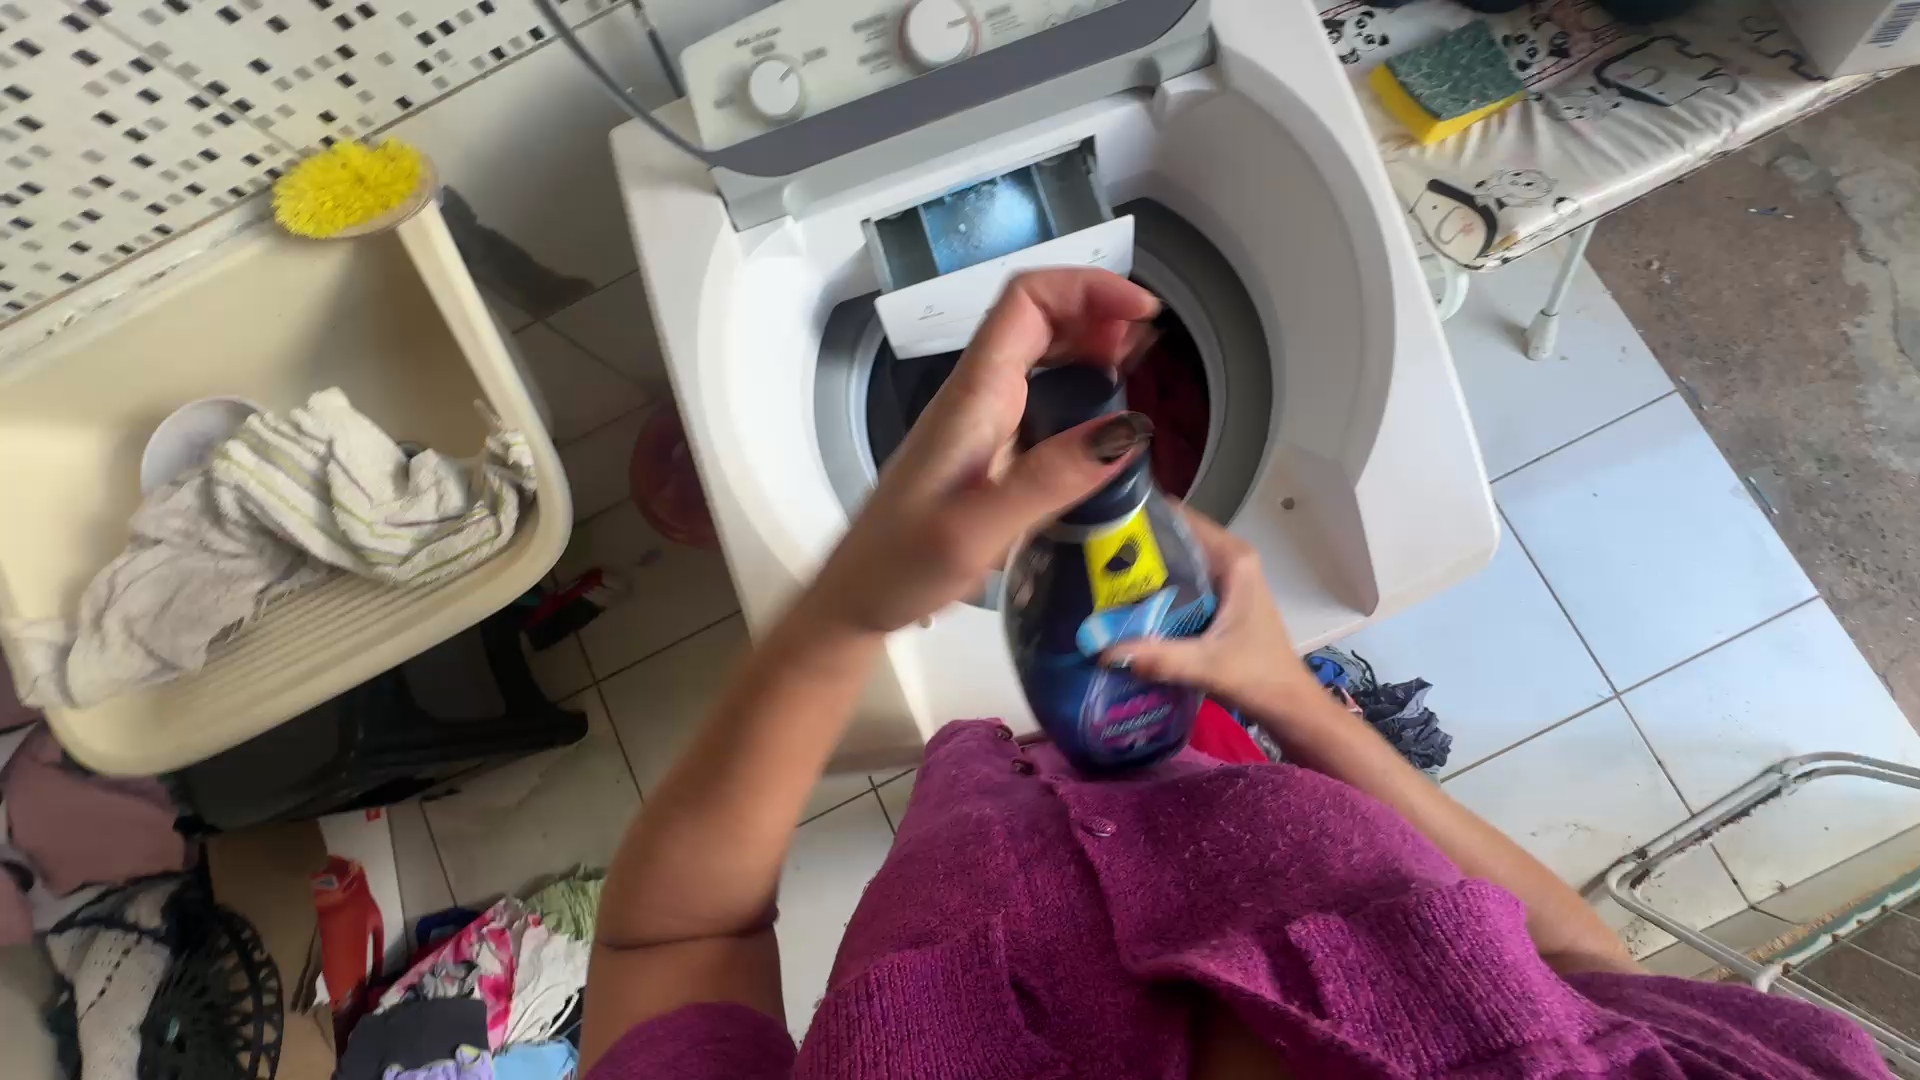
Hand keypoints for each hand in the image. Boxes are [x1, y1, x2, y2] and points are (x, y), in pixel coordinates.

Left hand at [800, 269, 1160, 633]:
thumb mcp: (977, 530)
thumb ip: (1049, 480)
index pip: (1026, 302)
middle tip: (1149, 347)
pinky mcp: (984, 451)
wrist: (858, 596)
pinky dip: (1076, 391)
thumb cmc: (902, 565)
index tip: (1142, 314)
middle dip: (1097, 314)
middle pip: (1036, 319)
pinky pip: (1036, 400)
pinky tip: (1101, 420)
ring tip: (1137, 368)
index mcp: (972, 398)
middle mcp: (975, 398)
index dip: (1086, 288)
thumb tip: (1130, 430)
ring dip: (1089, 348)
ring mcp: (978, 423)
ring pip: (1037, 357)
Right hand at [1101, 507, 1323, 716]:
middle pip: (1173, 536)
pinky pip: (1178, 580)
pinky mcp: (1217, 596)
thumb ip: (1157, 657)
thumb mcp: (1206, 666)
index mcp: (1233, 559)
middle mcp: (1229, 558)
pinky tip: (1122, 599)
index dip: (1143, 517)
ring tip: (1098, 574)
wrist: (1288, 704)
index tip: (1104, 527)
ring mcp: (1224, 577)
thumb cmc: (1258, 676)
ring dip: (1142, 567)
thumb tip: (1101, 651)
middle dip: (1135, 544)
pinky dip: (1153, 586)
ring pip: (1174, 559)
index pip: (1181, 518)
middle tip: (1092, 556)